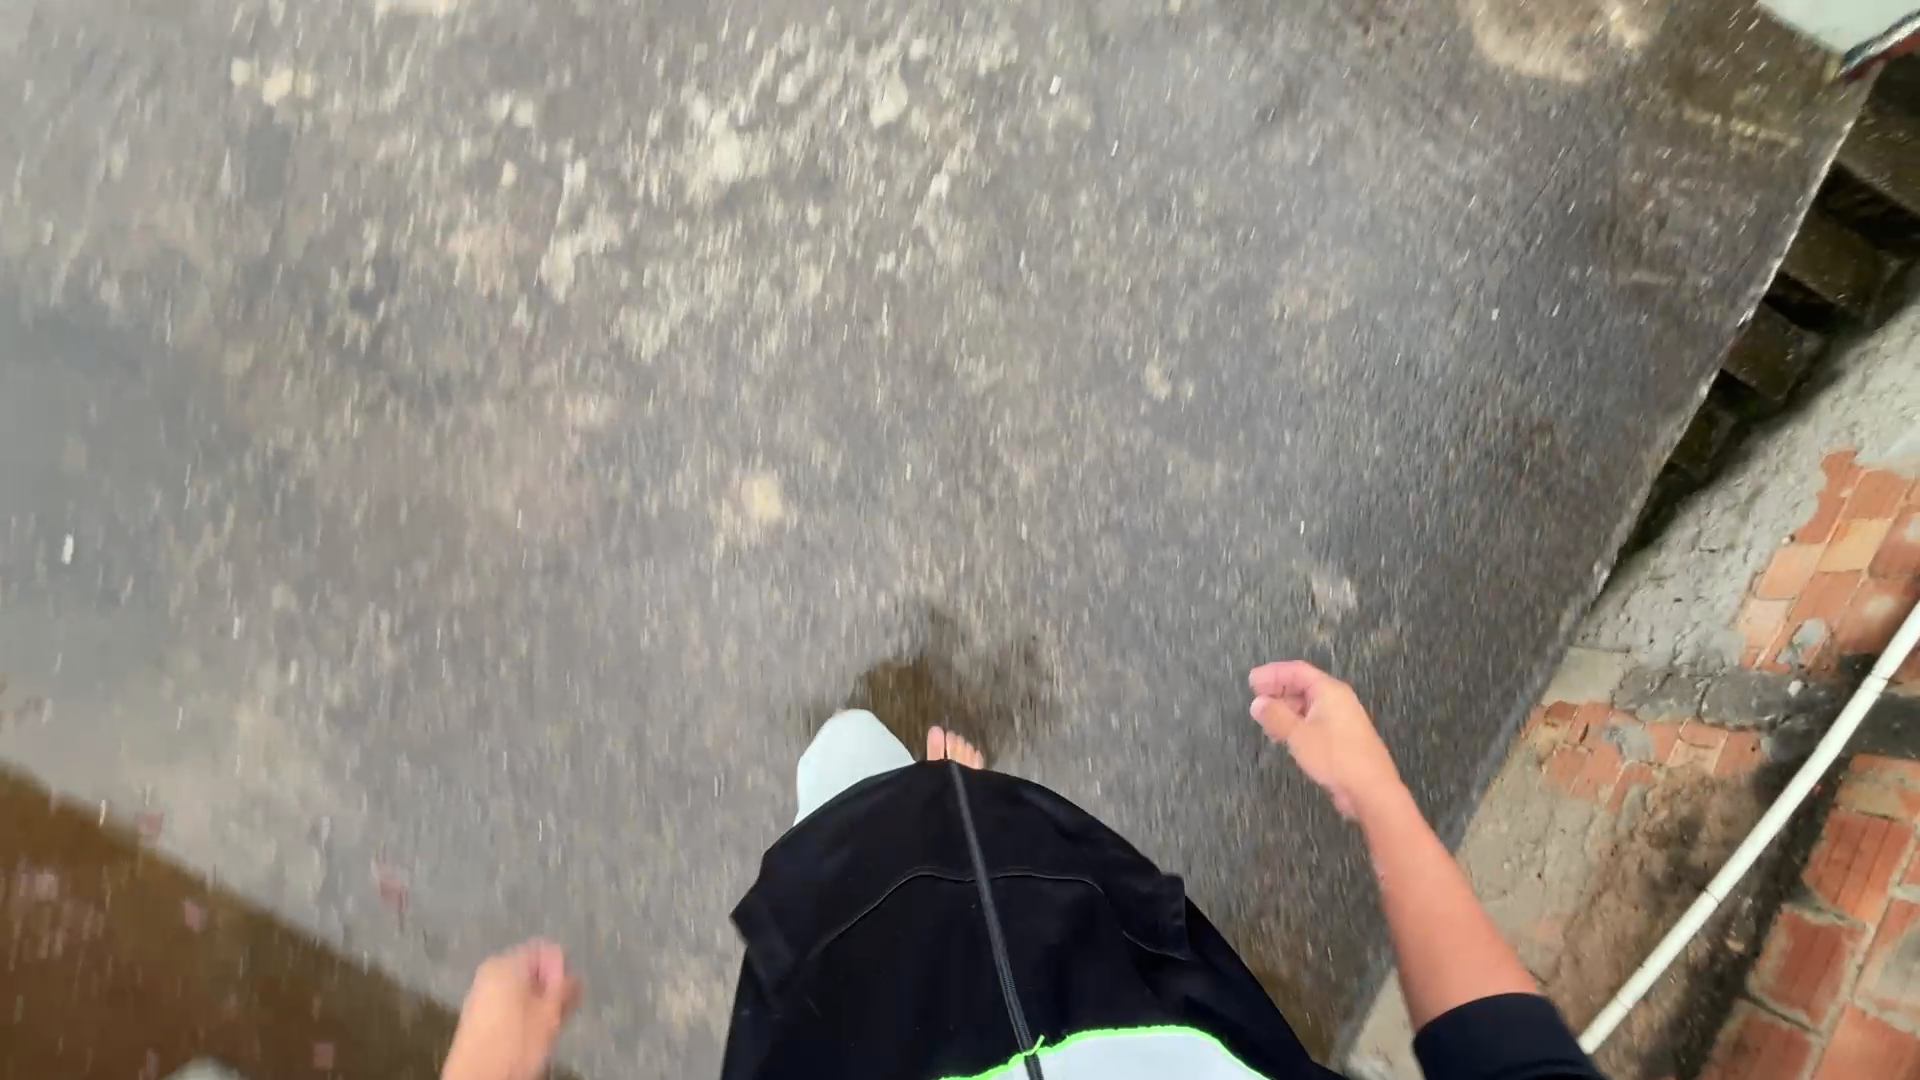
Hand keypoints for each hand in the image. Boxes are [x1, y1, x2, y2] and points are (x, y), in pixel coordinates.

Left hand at [441, 939, 581, 1079]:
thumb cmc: (516, 1041)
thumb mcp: (551, 1011)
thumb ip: (567, 986)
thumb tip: (574, 976)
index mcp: (507, 962)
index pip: (548, 949)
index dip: (562, 969)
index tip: (565, 994)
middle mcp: (490, 972)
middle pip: (533, 969)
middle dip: (550, 987)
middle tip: (560, 1010)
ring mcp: (479, 994)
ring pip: (522, 988)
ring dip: (538, 1002)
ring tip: (546, 1024)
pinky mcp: (475, 1017)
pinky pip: (508, 1003)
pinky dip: (522, 1013)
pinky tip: (528, 1033)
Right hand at [1249, 661, 1405, 820]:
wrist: (1372, 791)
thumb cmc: (1335, 756)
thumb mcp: (1298, 734)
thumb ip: (1275, 715)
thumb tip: (1257, 703)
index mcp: (1329, 691)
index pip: (1297, 671)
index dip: (1272, 673)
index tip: (1252, 681)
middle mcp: (1337, 700)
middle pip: (1302, 685)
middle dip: (1277, 691)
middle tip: (1256, 700)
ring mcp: (1340, 719)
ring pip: (1306, 705)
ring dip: (1284, 709)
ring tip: (1266, 722)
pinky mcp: (1340, 738)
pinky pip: (1313, 721)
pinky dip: (1295, 723)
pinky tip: (1283, 736)